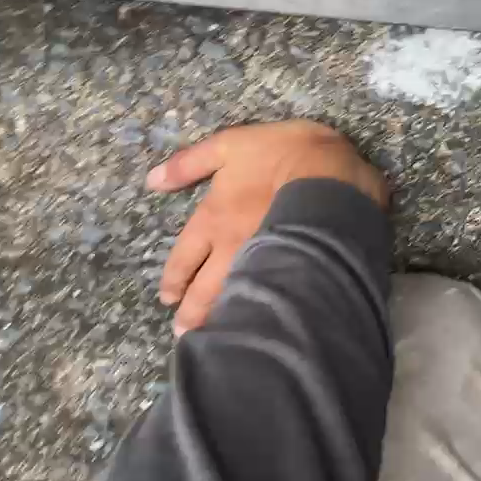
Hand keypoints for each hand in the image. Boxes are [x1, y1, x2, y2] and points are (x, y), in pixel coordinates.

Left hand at [148, 120, 388, 334]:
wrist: (328, 171)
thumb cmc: (281, 152)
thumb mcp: (231, 144)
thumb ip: (191, 162)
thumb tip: (152, 181)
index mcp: (212, 220)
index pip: (184, 259)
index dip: (175, 279)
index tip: (170, 298)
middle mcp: (230, 247)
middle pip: (204, 288)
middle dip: (192, 311)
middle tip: (186, 331)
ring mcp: (262, 258)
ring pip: (233, 297)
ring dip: (219, 317)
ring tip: (217, 337)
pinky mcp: (291, 264)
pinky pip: (267, 294)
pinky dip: (256, 311)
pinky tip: (257, 322)